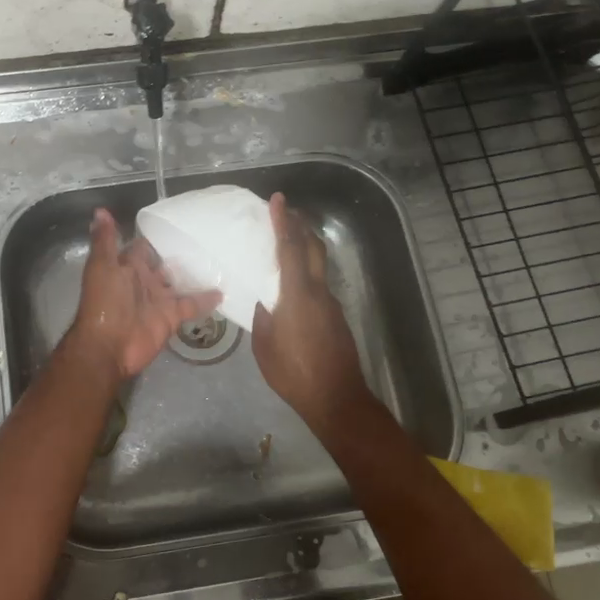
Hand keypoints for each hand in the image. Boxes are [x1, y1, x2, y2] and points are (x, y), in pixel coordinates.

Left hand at [65, 208, 220, 380]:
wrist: (108, 346)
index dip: (156, 236)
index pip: (143, 247)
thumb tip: (100, 211)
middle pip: (165, 264)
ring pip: (180, 283)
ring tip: (220, 258)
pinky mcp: (171, 317)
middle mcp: (144, 281)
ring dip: (195, 275)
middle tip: (207, 237)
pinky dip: (205, 300)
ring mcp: (158, 300)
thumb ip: (105, 240)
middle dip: (180, 253)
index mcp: (127, 267)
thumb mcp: (102, 266)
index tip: (178, 222)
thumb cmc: (104, 303)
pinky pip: (191, 305)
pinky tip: (223, 290)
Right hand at [252, 193, 369, 432]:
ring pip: (317, 267)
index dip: (283, 222)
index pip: (290, 249)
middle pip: (312, 248)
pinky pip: (318, 286)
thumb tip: (263, 301)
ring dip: (303, 249)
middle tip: (285, 212)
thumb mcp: (265, 346)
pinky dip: (305, 275)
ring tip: (283, 245)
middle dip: (300, 226)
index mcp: (297, 295)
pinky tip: (291, 287)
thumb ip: (263, 317)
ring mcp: (331, 304)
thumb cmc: (293, 373)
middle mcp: (318, 292)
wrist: (336, 398)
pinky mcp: (336, 318)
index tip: (278, 201)